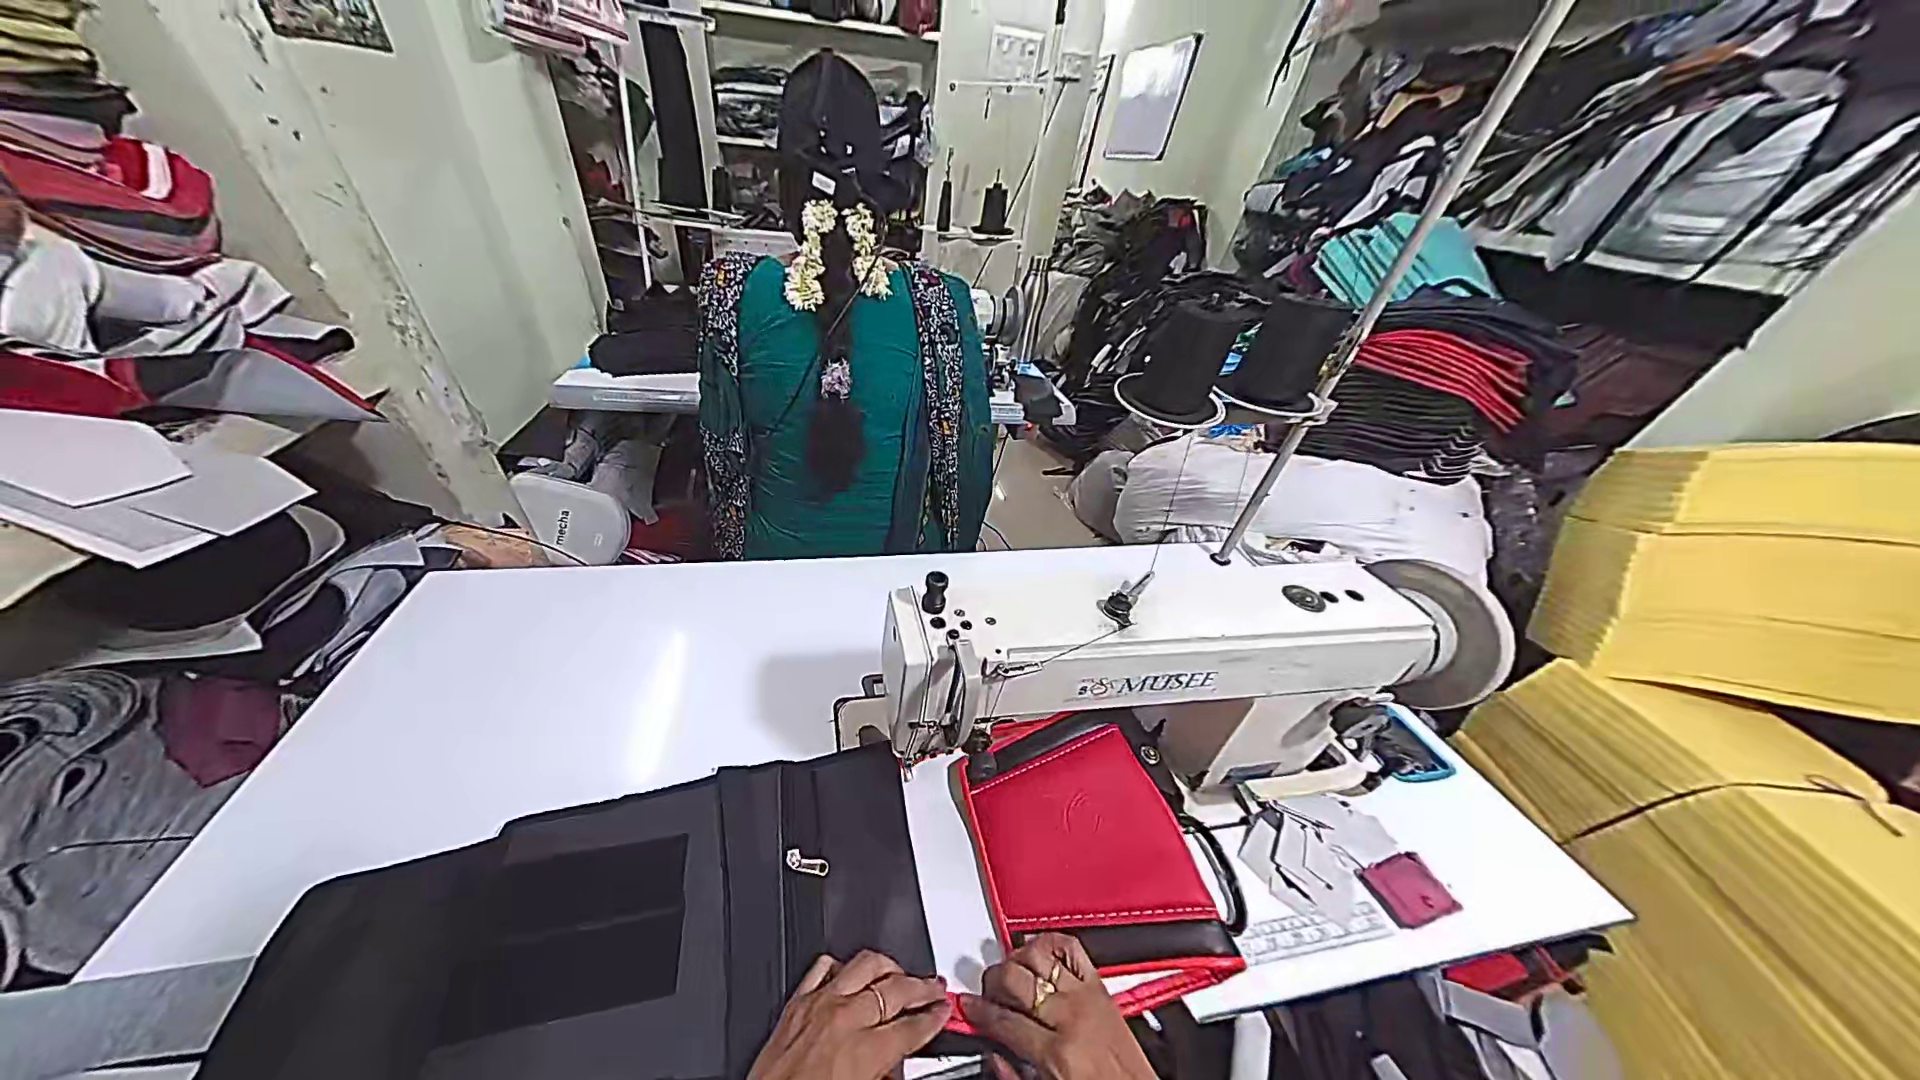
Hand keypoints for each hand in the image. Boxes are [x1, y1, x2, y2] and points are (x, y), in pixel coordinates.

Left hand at [747, 950, 952, 1079]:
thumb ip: (883, 1072)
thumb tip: (896, 1063)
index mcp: (862, 1053)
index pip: (911, 1027)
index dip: (933, 1017)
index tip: (943, 1011)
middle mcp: (844, 1020)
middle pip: (896, 989)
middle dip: (922, 987)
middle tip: (935, 988)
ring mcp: (820, 1004)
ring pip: (865, 965)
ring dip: (889, 966)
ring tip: (901, 971)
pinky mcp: (797, 1001)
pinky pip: (824, 967)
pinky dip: (842, 965)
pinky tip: (851, 970)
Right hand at [961, 934, 1155, 1079]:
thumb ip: (1016, 1074)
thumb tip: (992, 1051)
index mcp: (1057, 1054)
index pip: (1004, 1020)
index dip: (978, 1010)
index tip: (967, 1004)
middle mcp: (1071, 1016)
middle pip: (1016, 979)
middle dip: (992, 981)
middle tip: (987, 990)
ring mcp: (1086, 995)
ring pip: (1038, 956)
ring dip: (1016, 960)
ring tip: (1010, 972)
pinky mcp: (1100, 984)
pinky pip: (1071, 947)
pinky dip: (1050, 942)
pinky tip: (1038, 952)